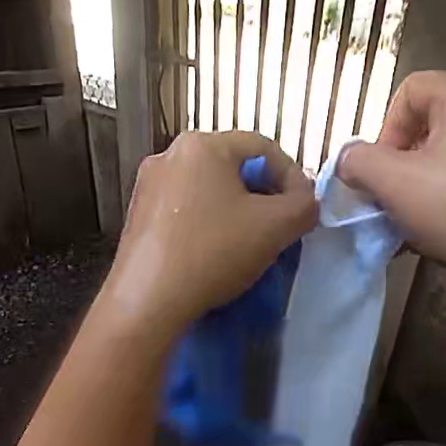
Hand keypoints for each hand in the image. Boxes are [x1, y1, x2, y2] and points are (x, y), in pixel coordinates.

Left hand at [101, 131, 317, 336]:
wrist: (148, 300)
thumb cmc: (214, 252)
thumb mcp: (275, 227)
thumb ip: (303, 205)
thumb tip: (307, 201)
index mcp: (202, 144)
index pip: (264, 147)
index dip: (293, 176)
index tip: (303, 210)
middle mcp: (169, 154)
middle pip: (233, 167)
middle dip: (263, 195)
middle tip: (279, 227)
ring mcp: (148, 185)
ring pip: (208, 190)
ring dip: (236, 211)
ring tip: (249, 243)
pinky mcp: (137, 216)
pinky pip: (184, 211)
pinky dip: (207, 225)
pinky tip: (215, 254)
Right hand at [338, 72, 445, 303]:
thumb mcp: (392, 184)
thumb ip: (357, 161)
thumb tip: (348, 159)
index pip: (409, 91)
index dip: (385, 130)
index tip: (382, 172)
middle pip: (433, 119)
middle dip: (404, 158)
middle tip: (396, 195)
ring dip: (427, 177)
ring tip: (419, 214)